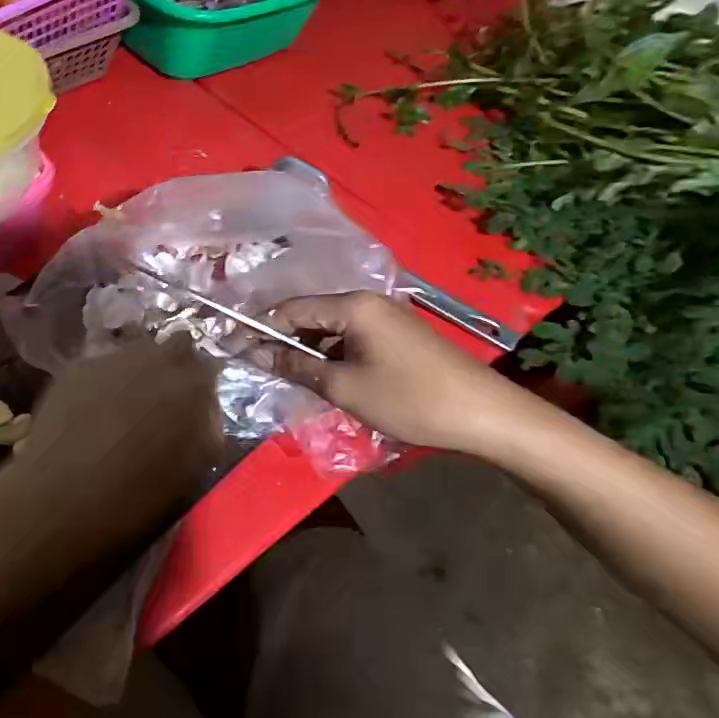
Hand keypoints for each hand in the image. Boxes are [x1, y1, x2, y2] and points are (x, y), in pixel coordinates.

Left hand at [17, 336, 223, 516]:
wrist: (59, 497)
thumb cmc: (134, 498)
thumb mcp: (190, 473)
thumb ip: (205, 431)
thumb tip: (204, 412)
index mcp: (192, 387)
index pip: (212, 367)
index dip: (204, 384)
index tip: (199, 401)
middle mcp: (157, 360)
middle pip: (178, 343)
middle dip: (177, 361)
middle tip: (167, 392)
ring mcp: (114, 357)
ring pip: (138, 347)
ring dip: (140, 365)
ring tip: (129, 396)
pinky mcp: (78, 365)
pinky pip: (103, 361)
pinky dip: (106, 376)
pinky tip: (94, 402)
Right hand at [243, 291, 549, 455]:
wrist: (486, 415)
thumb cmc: (410, 399)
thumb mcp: (345, 387)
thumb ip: (296, 366)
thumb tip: (254, 353)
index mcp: (353, 306)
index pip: (291, 309)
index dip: (259, 329)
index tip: (232, 347)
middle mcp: (368, 302)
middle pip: (311, 316)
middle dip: (282, 340)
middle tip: (256, 367)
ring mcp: (387, 318)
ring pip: (331, 330)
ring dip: (308, 351)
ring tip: (287, 378)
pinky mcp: (399, 336)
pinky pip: (352, 339)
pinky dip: (333, 356)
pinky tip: (325, 379)